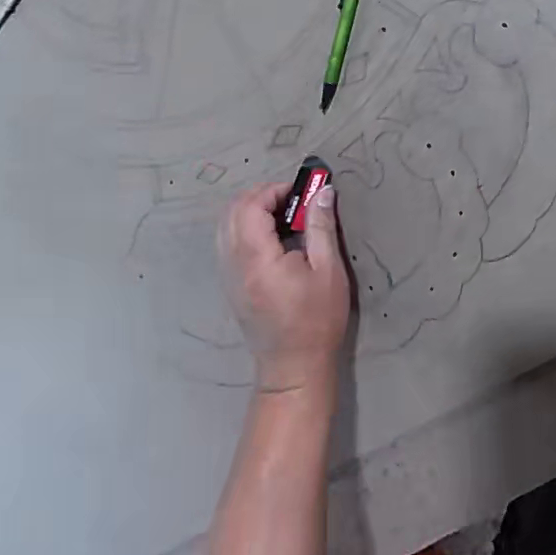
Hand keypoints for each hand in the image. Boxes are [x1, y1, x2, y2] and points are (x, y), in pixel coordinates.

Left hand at [216, 181, 352, 394]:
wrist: (295, 364)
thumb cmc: (318, 317)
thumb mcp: (329, 269)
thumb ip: (321, 226)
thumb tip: (323, 192)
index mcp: (257, 259)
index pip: (251, 207)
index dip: (276, 190)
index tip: (305, 192)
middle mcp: (233, 264)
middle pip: (232, 212)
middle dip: (263, 195)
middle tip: (296, 199)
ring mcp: (228, 276)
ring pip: (226, 226)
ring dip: (253, 210)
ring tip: (287, 216)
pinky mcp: (231, 284)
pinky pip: (228, 243)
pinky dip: (247, 227)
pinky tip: (275, 236)